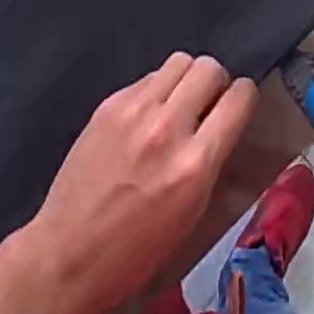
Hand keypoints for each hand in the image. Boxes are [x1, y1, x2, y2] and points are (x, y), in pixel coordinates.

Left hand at [20, 53, 257, 313]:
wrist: (68, 252)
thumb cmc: (137, 249)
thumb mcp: (193, 211)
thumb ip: (213, 157)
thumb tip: (225, 120)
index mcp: (195, 164)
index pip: (239, 98)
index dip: (245, 96)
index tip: (239, 104)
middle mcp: (167, 128)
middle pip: (209, 67)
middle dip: (216, 82)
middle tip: (207, 104)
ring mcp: (134, 111)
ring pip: (179, 61)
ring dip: (186, 78)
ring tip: (178, 104)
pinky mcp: (109, 104)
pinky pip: (147, 77)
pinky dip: (156, 89)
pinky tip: (146, 116)